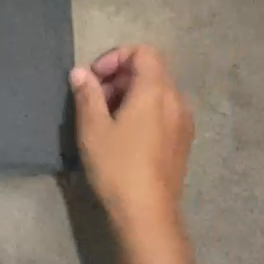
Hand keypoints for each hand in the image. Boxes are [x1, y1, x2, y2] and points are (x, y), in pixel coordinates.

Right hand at [69, 44, 193, 230]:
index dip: (115, 57)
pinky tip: (125, 137)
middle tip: (93, 101)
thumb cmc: (117, 166)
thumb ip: (87, 96)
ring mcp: (184, 120)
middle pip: (151, 71)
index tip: (93, 79)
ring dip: (130, 95)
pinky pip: (164, 111)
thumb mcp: (93, 130)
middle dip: (119, 77)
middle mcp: (176, 99)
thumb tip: (80, 73)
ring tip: (106, 120)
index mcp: (155, 90)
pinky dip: (144, 111)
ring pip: (158, 92)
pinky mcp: (183, 140)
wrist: (147, 210)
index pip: (143, 52)